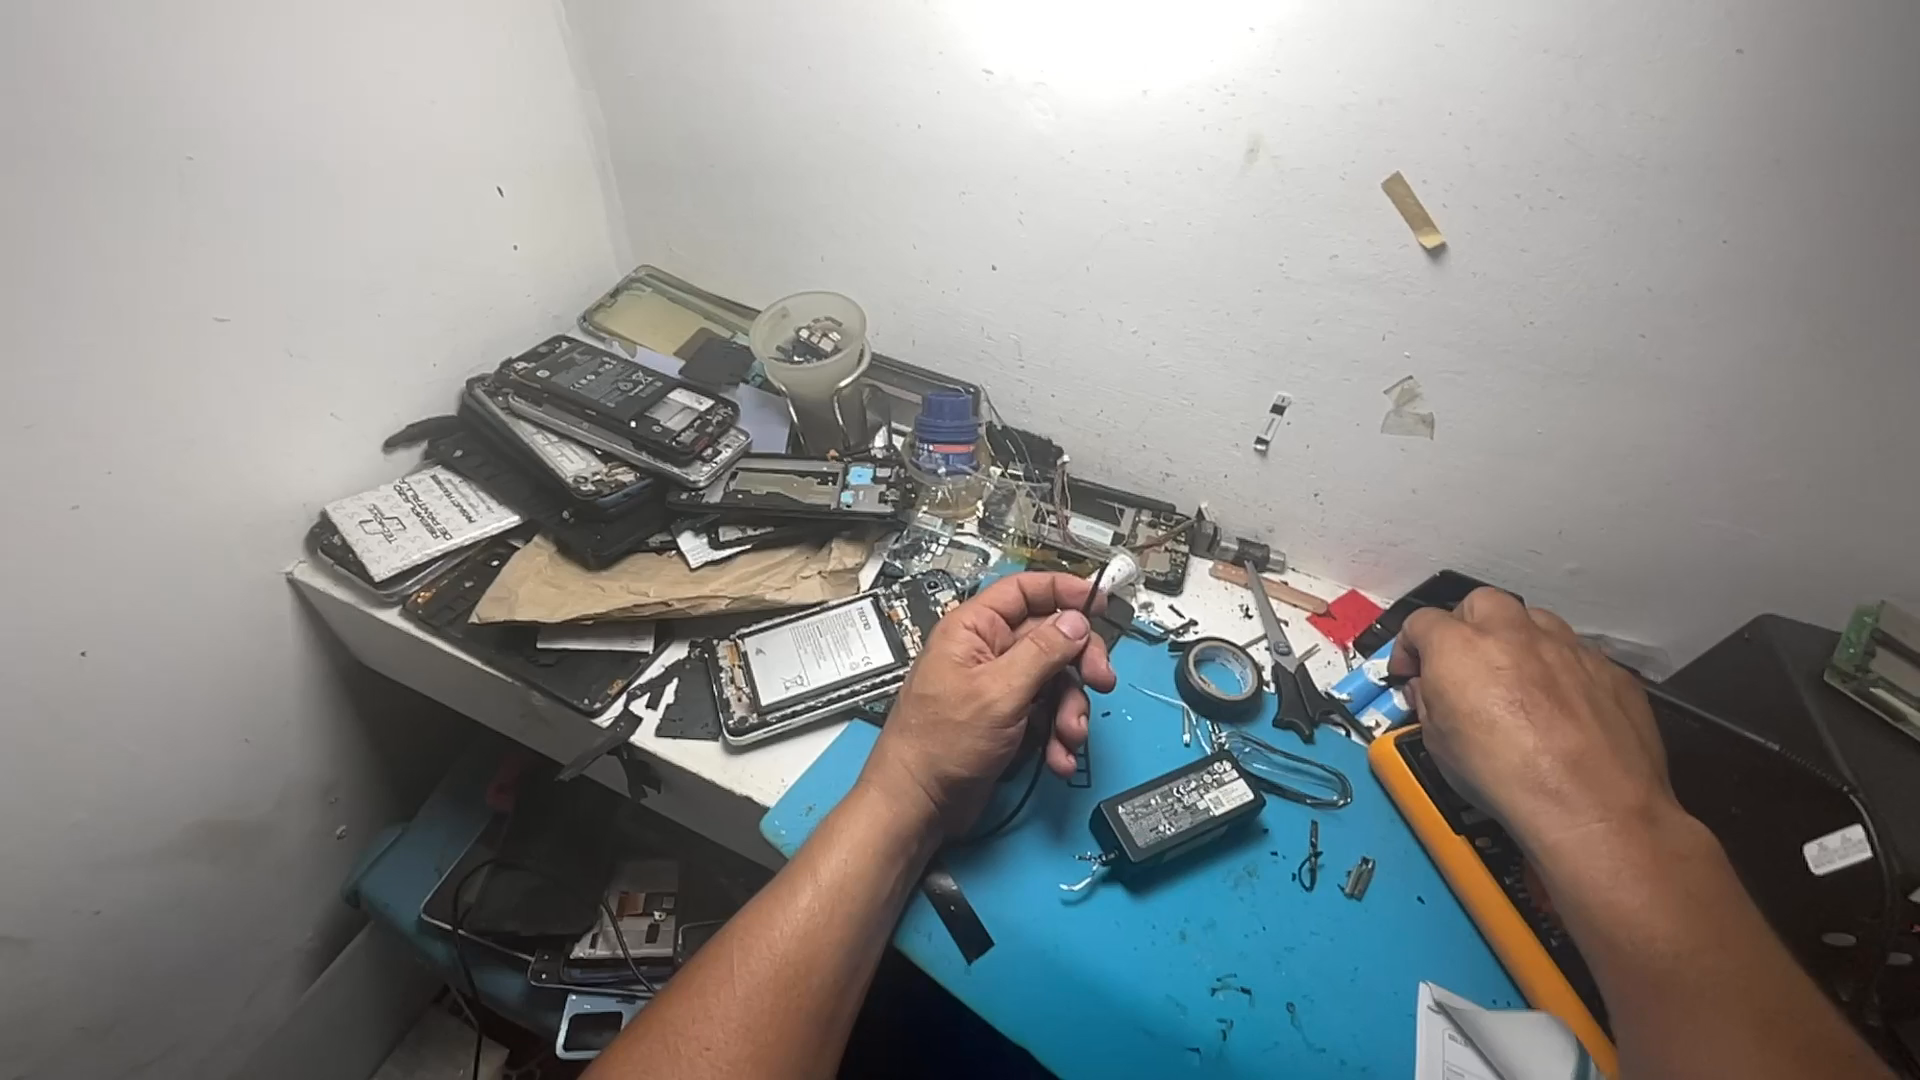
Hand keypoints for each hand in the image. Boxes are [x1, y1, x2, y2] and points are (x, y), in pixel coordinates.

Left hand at [859, 572, 1117, 836]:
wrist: (920, 804)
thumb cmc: (939, 744)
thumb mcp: (999, 692)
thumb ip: (1042, 652)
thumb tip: (1075, 619)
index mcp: (974, 629)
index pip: (1024, 590)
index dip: (1063, 591)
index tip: (1100, 601)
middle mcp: (988, 652)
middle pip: (1050, 638)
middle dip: (1079, 663)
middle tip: (1100, 681)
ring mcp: (999, 687)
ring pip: (1055, 681)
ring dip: (1071, 710)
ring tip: (1069, 737)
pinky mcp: (1009, 719)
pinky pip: (1047, 714)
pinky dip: (1058, 735)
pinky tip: (1058, 757)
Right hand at [1389, 588, 1680, 856]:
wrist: (1591, 806)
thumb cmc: (1505, 775)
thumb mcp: (1437, 741)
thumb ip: (1428, 701)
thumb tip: (1431, 692)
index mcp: (1458, 646)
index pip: (1421, 622)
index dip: (1410, 646)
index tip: (1411, 671)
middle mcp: (1512, 634)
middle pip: (1481, 603)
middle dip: (1466, 624)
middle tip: (1462, 659)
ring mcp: (1567, 648)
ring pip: (1534, 620)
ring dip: (1517, 638)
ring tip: (1514, 676)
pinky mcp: (1610, 671)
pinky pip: (1577, 654)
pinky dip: (1560, 668)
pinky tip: (1559, 704)